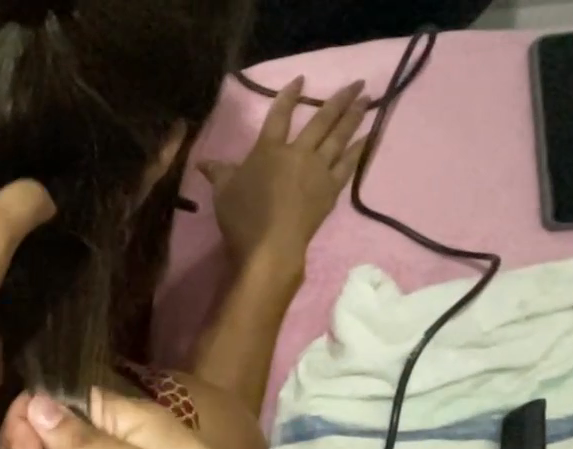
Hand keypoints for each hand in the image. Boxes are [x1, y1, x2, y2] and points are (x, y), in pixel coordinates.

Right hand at [198, 78, 368, 269]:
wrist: (270, 244)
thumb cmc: (241, 217)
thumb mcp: (222, 193)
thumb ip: (218, 173)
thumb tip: (203, 161)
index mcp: (268, 151)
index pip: (279, 117)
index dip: (289, 97)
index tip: (301, 80)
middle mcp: (298, 153)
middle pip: (321, 121)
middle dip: (338, 100)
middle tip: (357, 83)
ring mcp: (318, 169)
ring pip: (339, 136)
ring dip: (354, 116)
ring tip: (366, 100)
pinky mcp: (331, 188)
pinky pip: (349, 163)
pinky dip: (360, 148)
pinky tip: (368, 137)